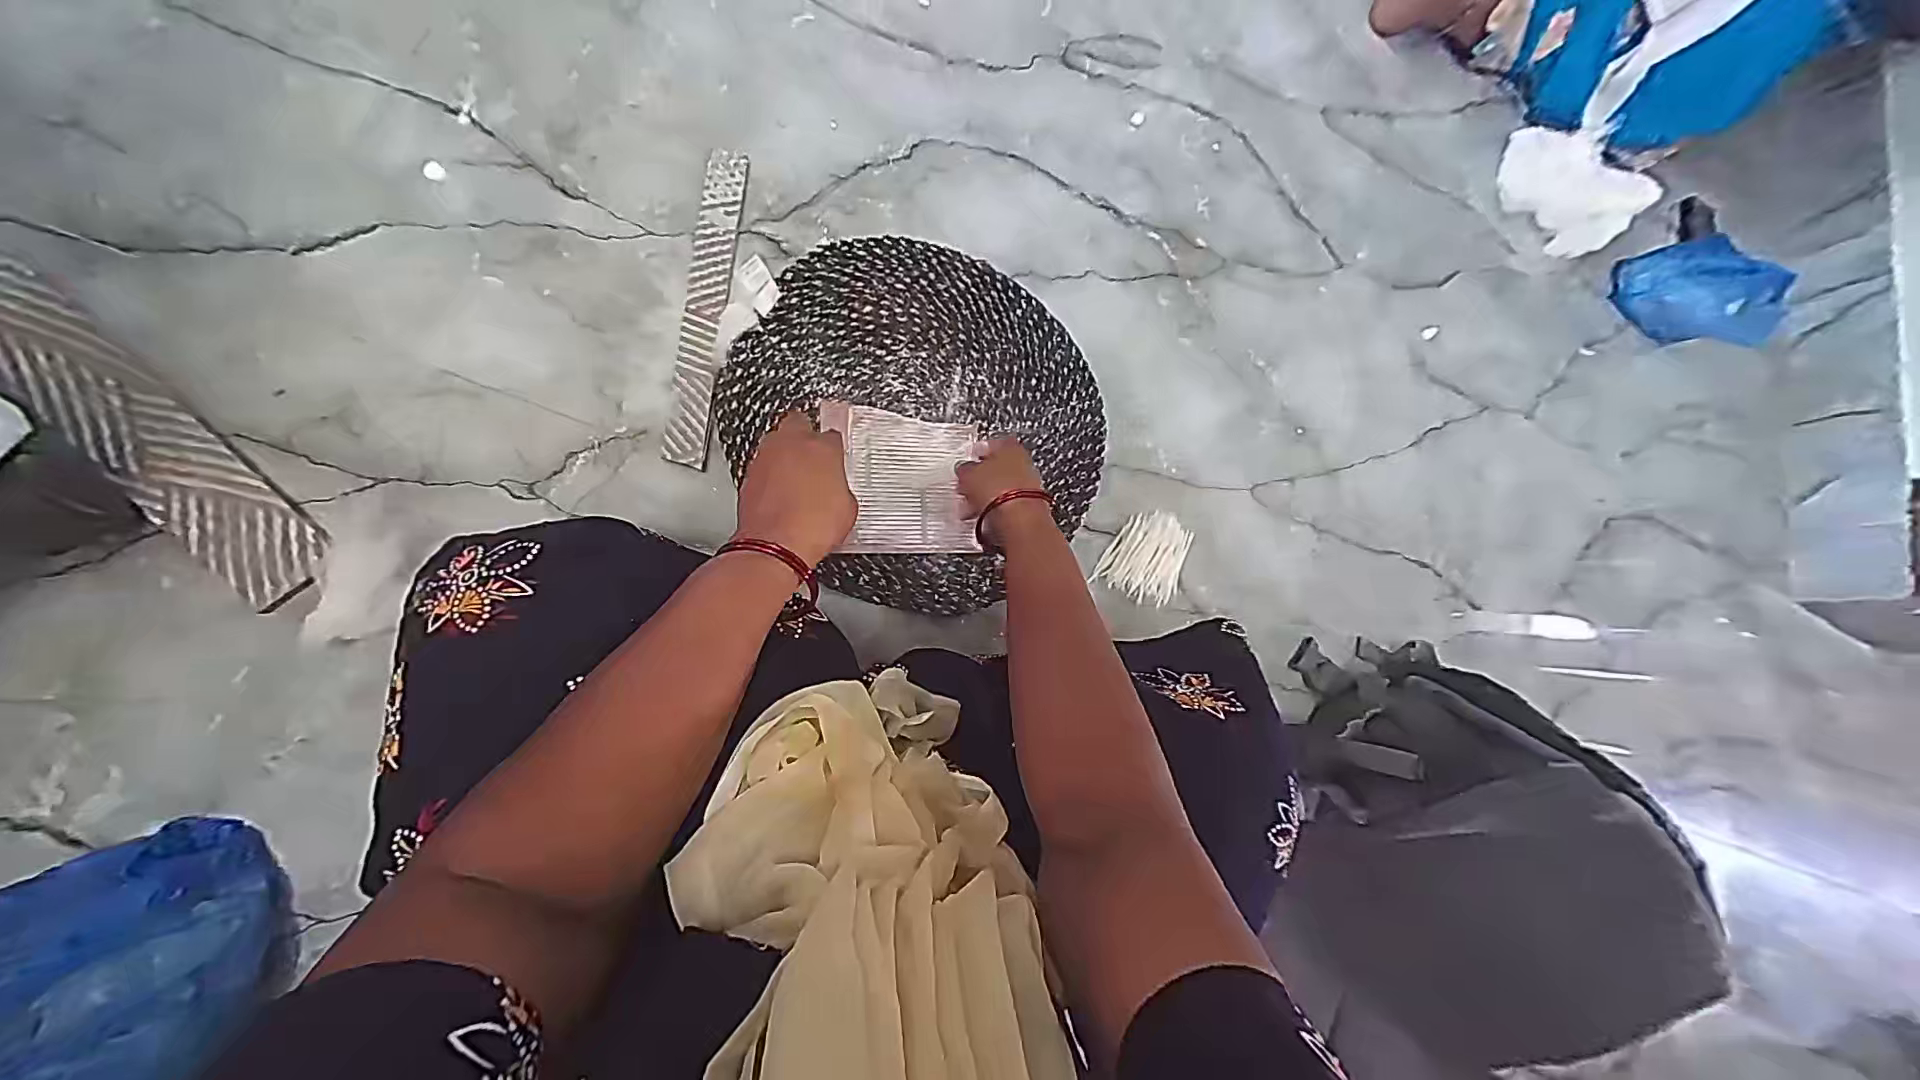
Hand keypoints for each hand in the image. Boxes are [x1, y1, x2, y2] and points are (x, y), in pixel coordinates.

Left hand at [734, 410, 856, 566]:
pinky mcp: (749, 474)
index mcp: (823, 447)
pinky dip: (769, 473)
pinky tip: (778, 491)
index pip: (832, 435)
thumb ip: (841, 487)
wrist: (777, 546)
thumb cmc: (811, 526)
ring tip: (795, 474)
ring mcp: (766, 457)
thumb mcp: (847, 507)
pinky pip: (761, 464)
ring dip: (785, 452)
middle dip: (805, 433)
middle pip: (797, 421)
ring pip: (775, 440)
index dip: (835, 448)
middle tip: (813, 453)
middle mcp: (792, 444)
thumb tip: (837, 491)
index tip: (836, 458)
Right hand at [956, 438, 1050, 547]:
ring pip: (1002, 489)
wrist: (1020, 522)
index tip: (968, 461)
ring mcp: (1029, 488)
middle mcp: (1025, 464)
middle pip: (999, 468)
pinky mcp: (1028, 510)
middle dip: (981, 478)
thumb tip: (963, 470)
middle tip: (965, 486)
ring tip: (969, 507)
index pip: (993, 444)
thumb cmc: (999, 492)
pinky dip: (994, 511)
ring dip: (986, 497)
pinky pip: (1006, 507)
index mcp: (1011, 447)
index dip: (978, 452)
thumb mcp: (969, 474)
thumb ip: (965, 469)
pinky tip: (982, 517)